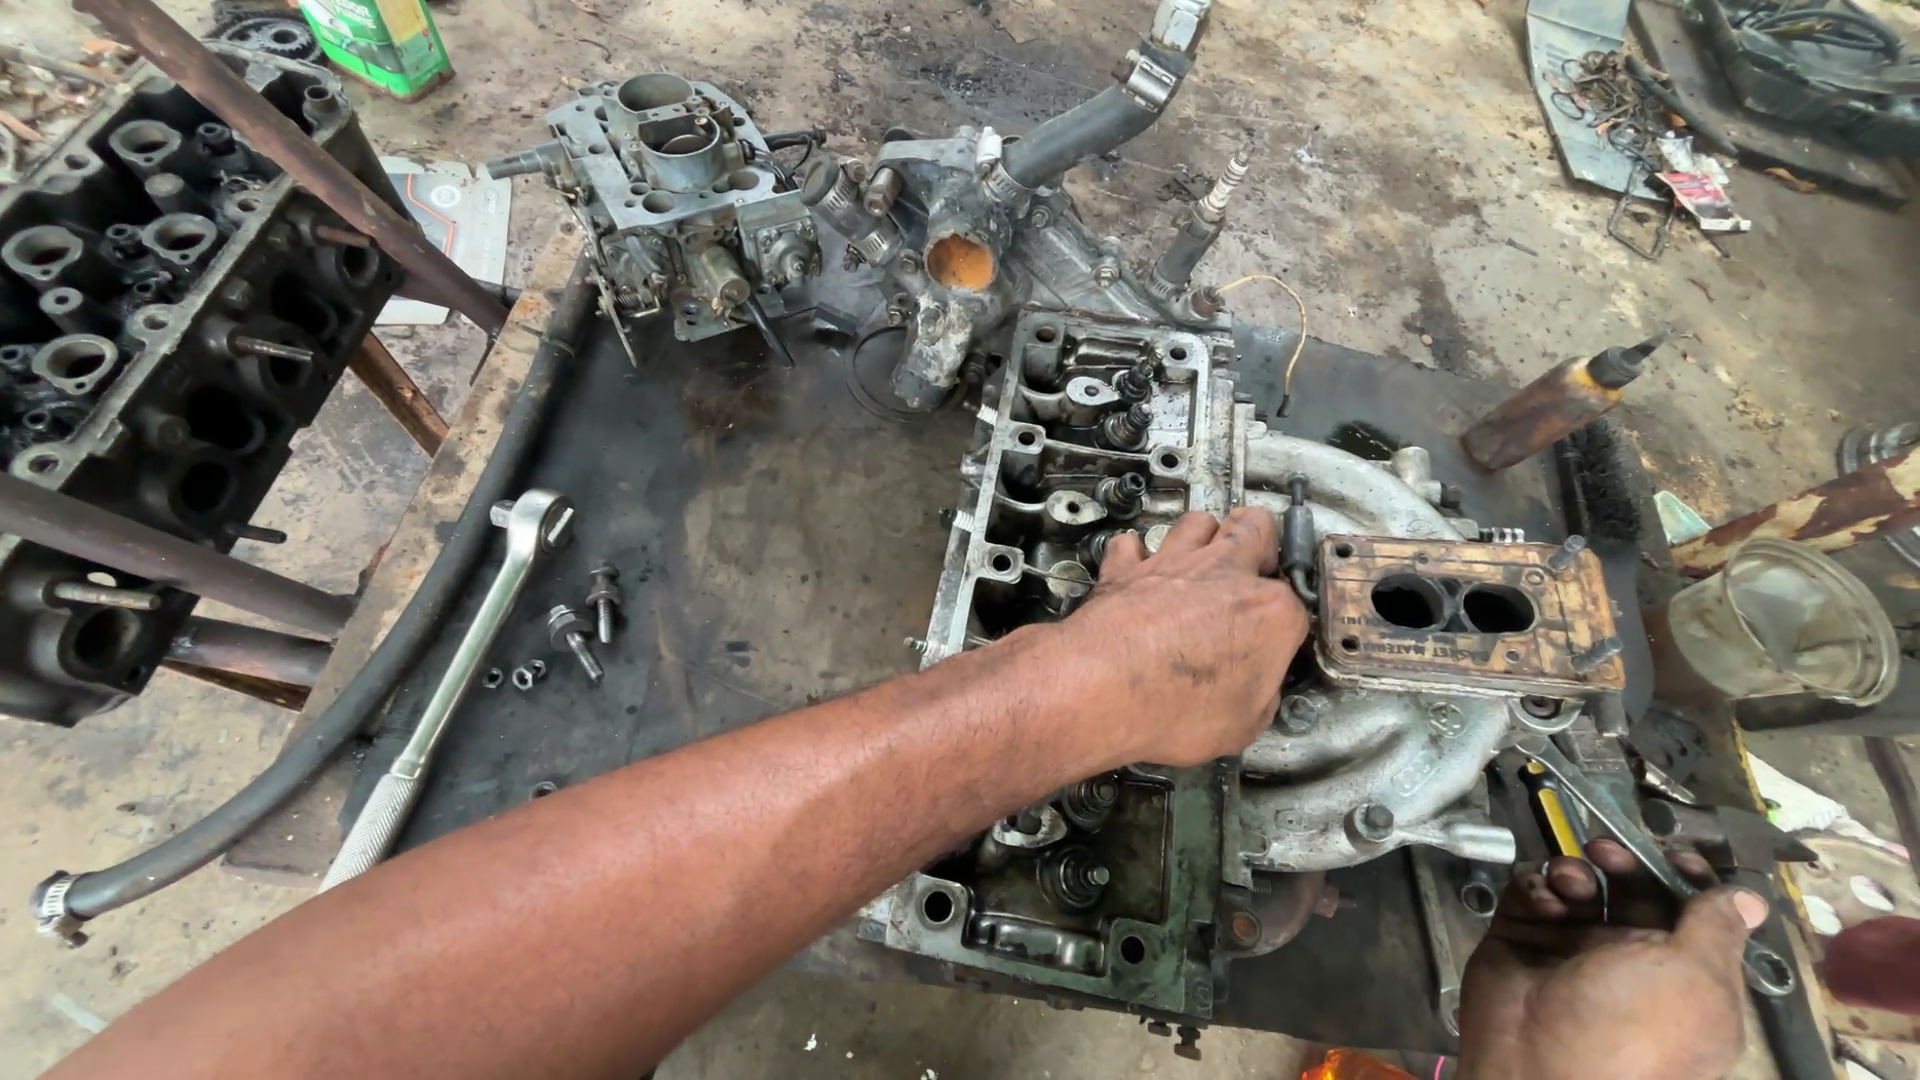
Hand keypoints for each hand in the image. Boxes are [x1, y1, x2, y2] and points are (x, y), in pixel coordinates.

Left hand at [1033, 507, 1308, 767]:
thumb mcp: (1242, 726)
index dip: (1284, 624)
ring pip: (1198, 520)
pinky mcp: (1125, 568)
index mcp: (1268, 613)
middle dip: (1259, 541)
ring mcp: (1172, 565)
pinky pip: (1131, 543)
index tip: (1275, 637)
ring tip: (1200, 559)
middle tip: (1253, 564)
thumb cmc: (1171, 709)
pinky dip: (1134, 553)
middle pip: (1255, 527)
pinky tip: (1136, 566)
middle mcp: (1223, 575)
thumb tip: (1253, 692)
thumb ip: (1258, 696)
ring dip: (1203, 536)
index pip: (1295, 605)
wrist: (1101, 689)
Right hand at [1459, 838, 1770, 1079]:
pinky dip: (1535, 886)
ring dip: (1573, 873)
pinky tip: (1540, 900)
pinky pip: (1530, 892)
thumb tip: (1750, 896)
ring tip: (1566, 884)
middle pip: (1630, 891)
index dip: (1684, 877)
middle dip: (1620, 864)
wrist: (1539, 1056)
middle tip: (1603, 851)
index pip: (1692, 913)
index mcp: (1685, 974)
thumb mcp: (1692, 978)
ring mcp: (1571, 944)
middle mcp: (1630, 956)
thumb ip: (1715, 929)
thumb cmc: (1632, 1022)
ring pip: (1577, 886)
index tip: (1669, 850)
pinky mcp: (1521, 932)